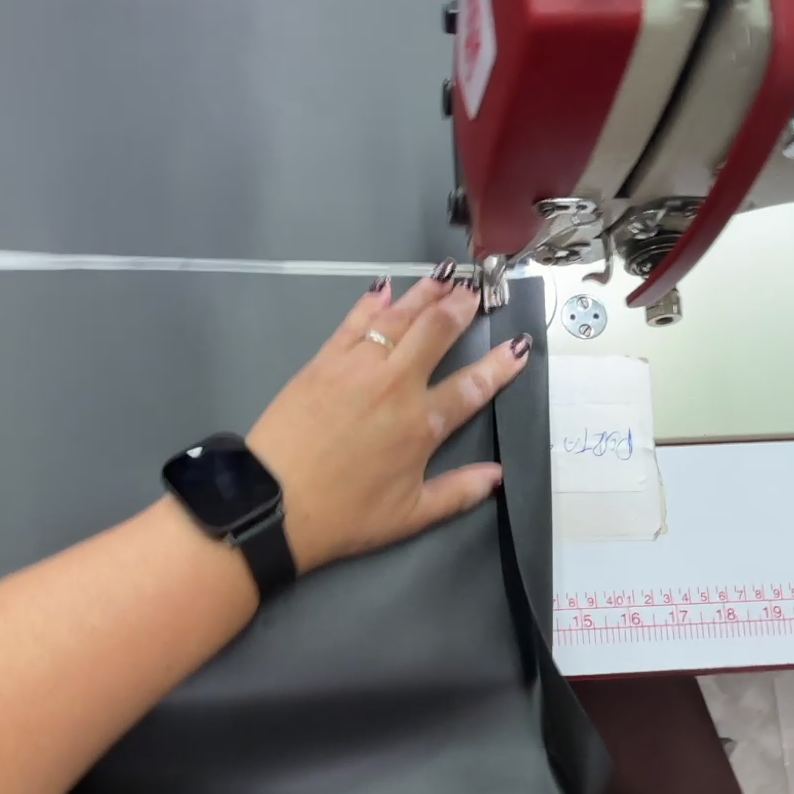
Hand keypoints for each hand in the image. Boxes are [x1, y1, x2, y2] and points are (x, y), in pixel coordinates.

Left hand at [246, 266, 532, 571]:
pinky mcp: (324, 361)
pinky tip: (384, 286)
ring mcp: (358, 367)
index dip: (501, 365)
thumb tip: (497, 476)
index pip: (472, 386)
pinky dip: (372, 301)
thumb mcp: (410, 516)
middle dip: (461, 308)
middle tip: (476, 293)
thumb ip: (458, 493)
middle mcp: (396, 385)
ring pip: (399, 318)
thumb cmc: (345, 516)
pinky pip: (354, 322)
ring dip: (425, 294)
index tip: (518, 346)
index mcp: (422, 425)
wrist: (275, 504)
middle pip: (436, 333)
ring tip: (445, 277)